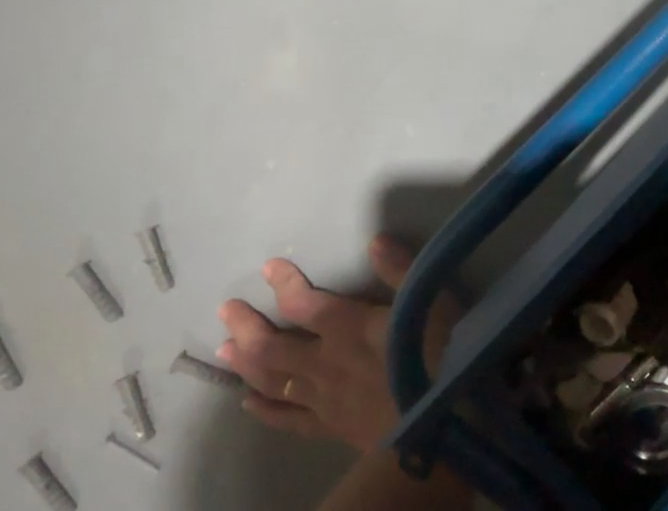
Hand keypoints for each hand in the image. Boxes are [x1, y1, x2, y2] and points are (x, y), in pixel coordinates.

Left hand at [217, 234, 454, 451]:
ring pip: (271, 381)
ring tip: (224, 350)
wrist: (444, 413)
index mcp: (345, 328)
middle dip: (247, 326)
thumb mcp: (429, 300)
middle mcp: (323, 362)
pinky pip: (286, 419)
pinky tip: (247, 403)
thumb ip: (401, 270)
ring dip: (245, 364)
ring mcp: (321, 399)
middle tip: (226, 310)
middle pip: (272, 345)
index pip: (302, 303)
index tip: (268, 268)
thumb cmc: (440, 349)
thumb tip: (376, 241)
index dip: (283, 284)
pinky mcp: (328, 426)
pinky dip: (264, 410)